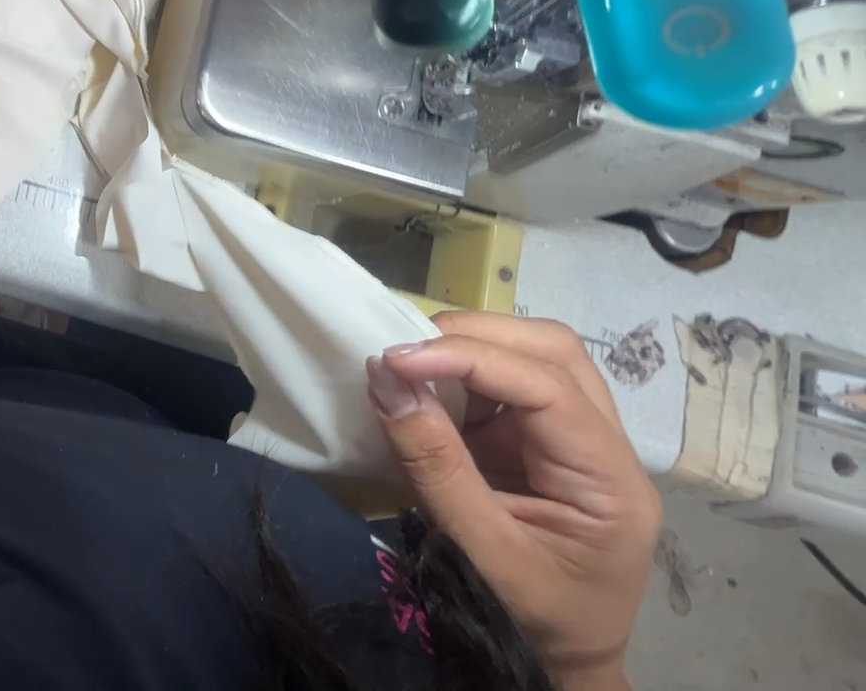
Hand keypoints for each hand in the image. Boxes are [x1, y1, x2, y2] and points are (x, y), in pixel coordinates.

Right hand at [367, 311, 660, 686]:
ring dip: (468, 344)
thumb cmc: (528, 617)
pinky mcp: (536, 439)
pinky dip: (457, 369)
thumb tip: (384, 377)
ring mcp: (572, 439)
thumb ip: (433, 462)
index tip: (392, 358)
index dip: (469, 358)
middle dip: (474, 336)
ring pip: (535, 354)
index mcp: (610, 483)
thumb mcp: (476, 549)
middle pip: (555, 352)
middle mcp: (604, 447)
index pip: (548, 389)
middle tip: (401, 352)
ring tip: (408, 363)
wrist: (558, 659)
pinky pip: (504, 380)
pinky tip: (422, 384)